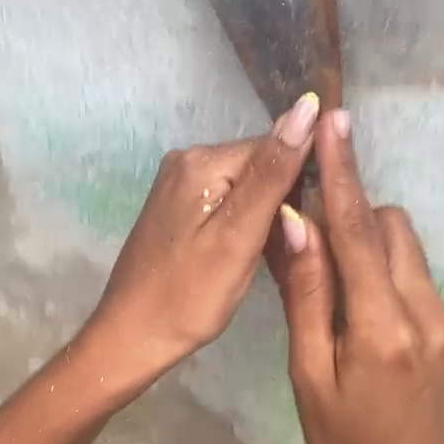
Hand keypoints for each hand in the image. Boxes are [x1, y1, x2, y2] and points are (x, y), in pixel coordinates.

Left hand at [77, 92, 320, 391]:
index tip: (312, 223)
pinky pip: (227, 199)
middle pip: (261, 164)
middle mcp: (188, 159)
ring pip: (247, 184)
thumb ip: (273, 173)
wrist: (131, 337)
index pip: (276, 147)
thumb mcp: (239, 236)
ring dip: (267, 213)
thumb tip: (307, 106)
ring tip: (274, 254)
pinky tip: (249, 251)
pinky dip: (246, 222)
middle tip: (293, 246)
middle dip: (284, 199)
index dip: (303, 183)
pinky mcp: (178, 205)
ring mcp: (179, 182)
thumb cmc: (189, 296)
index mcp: (203, 161)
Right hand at [266, 109, 443, 443]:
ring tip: (331, 286)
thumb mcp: (309, 374)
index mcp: (385, 326)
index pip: (357, 229)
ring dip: (366, 244)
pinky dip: (382, 272)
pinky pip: (414, 275)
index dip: (343, 171)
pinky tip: (360, 314)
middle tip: (306, 240)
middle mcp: (429, 311)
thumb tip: (295, 222)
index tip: (334, 121)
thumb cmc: (344, 443)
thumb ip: (307, 294)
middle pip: (387, 226)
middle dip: (348, 216)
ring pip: (404, 247)